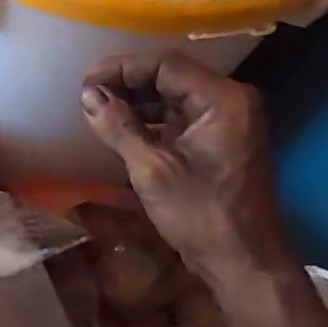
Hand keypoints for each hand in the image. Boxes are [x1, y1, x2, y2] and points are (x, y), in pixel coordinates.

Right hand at [79, 52, 295, 284]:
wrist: (242, 261)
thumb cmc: (200, 215)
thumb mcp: (152, 170)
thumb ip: (119, 127)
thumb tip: (88, 95)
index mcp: (223, 101)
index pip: (166, 65)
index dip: (121, 68)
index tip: (85, 82)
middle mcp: (231, 101)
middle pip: (172, 76)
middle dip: (127, 83)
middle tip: (88, 95)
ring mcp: (228, 121)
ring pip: (174, 97)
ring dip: (137, 101)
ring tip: (98, 110)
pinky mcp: (220, 141)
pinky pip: (180, 118)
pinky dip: (151, 120)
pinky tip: (122, 129)